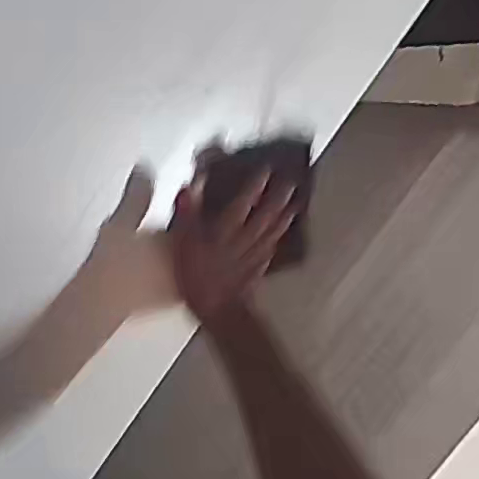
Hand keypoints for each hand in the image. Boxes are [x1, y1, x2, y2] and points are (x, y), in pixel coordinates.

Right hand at [167, 167, 295, 322]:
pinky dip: (278, 240)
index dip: (255, 183)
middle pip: (268, 213)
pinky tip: (280, 238)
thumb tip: (186, 188)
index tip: (265, 169)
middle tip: (290, 181)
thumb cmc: (196, 275)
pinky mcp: (258, 269)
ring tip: (296, 204)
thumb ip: (186, 214)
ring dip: (286, 216)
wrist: (217, 309)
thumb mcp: (182, 242)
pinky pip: (272, 249)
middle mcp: (247, 237)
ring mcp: (256, 254)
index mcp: (228, 227)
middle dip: (279, 196)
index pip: (245, 199)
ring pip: (274, 230)